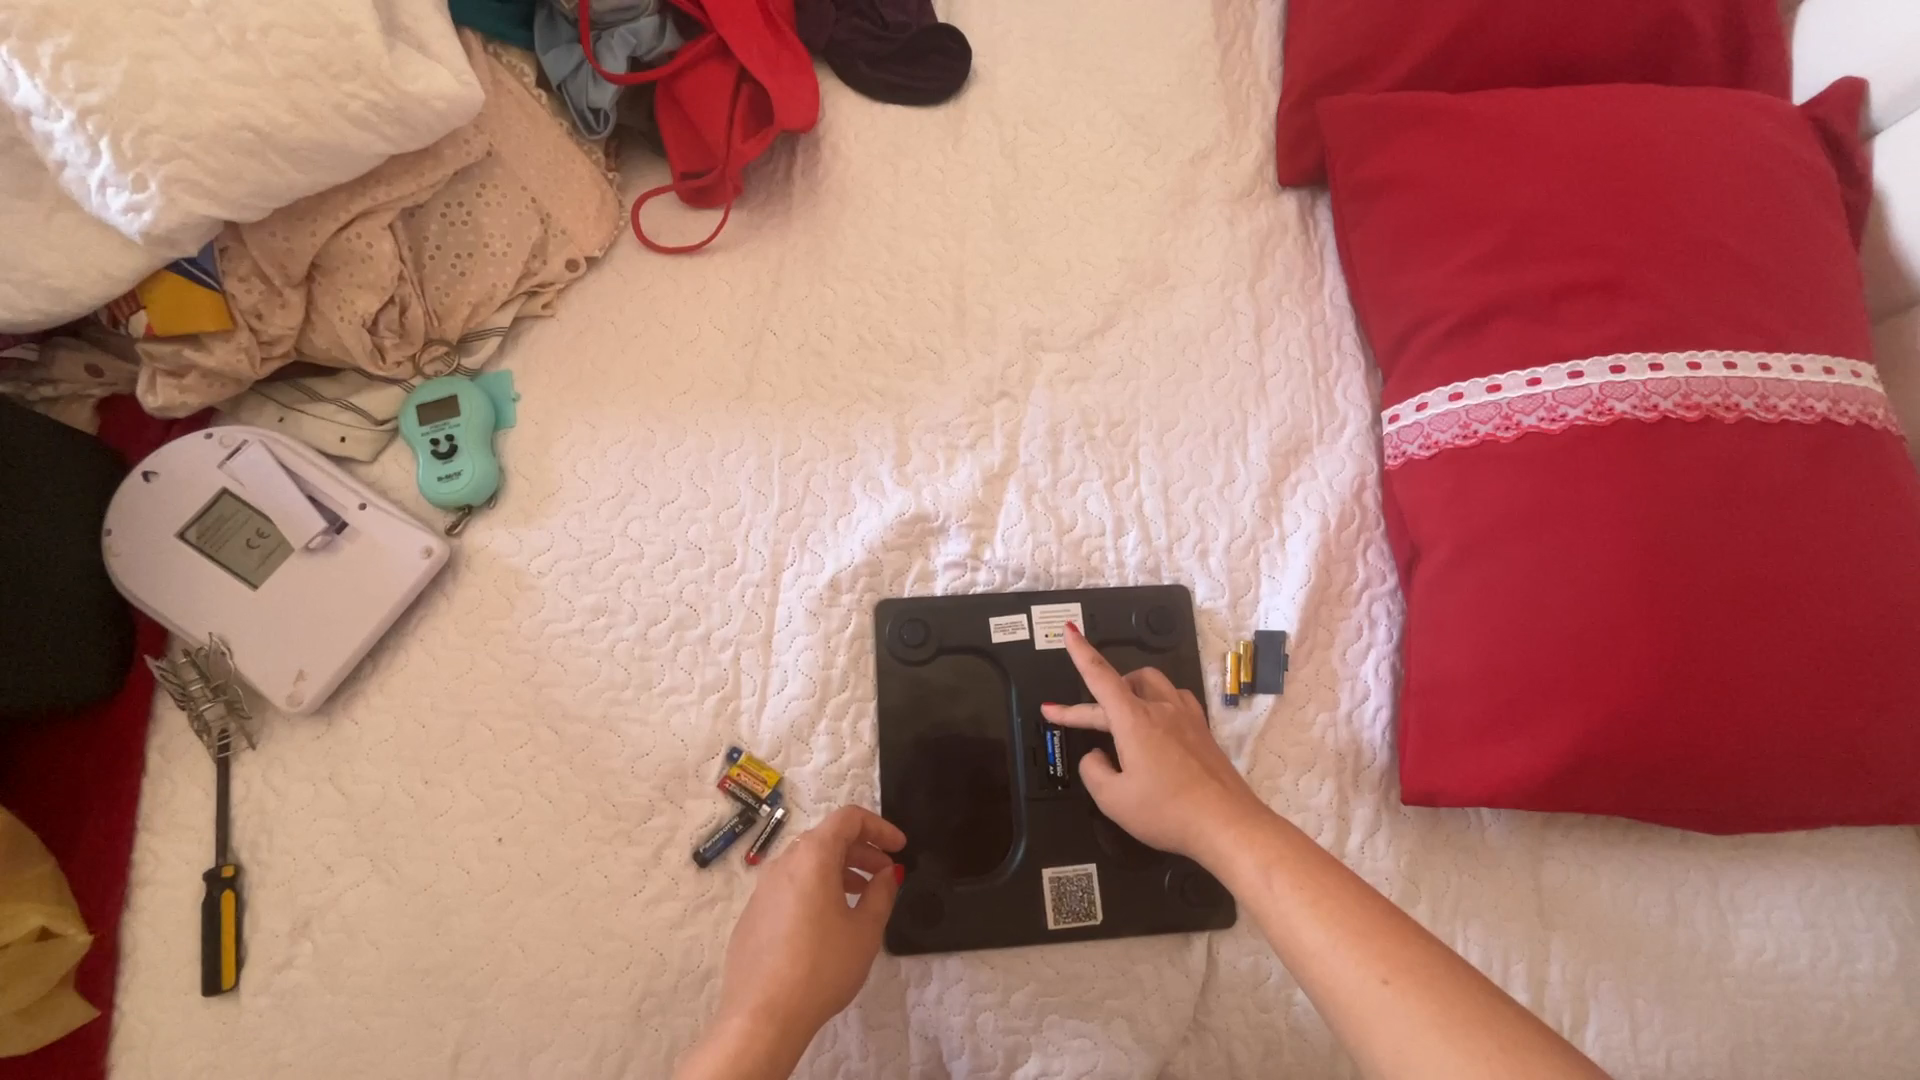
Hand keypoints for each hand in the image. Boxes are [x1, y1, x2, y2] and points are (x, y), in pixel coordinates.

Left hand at [679, 806, 905, 1078]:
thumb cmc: (821, 967)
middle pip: (827, 838)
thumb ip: (881, 893)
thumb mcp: (865, 931)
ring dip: (838, 870)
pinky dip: (814, 889)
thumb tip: (886, 873)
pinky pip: (789, 887)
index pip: (849, 818)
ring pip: (807, 863)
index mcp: (813, 856)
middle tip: (885, 873)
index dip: (879, 827)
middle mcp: (783, 862)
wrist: (760, 1017)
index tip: (899, 847)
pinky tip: (827, 923)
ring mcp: (762, 888)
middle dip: (861, 850)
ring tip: (861, 897)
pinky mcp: (752, 914)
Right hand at [1042, 623, 1267, 866]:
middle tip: (1067, 718)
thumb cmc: (1168, 812)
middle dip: (1090, 702)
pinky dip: (1157, 702)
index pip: (1099, 676)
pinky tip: (1156, 723)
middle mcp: (1160, 709)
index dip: (1081, 653)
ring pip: (1152, 683)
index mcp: (1134, 720)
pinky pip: (1174, 699)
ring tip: (1117, 714)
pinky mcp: (1202, 731)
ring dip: (1129, 690)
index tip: (1069, 632)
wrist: (1228, 825)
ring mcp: (1186, 717)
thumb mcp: (1113, 800)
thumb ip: (1093, 771)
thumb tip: (1095, 756)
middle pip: (1120, 686)